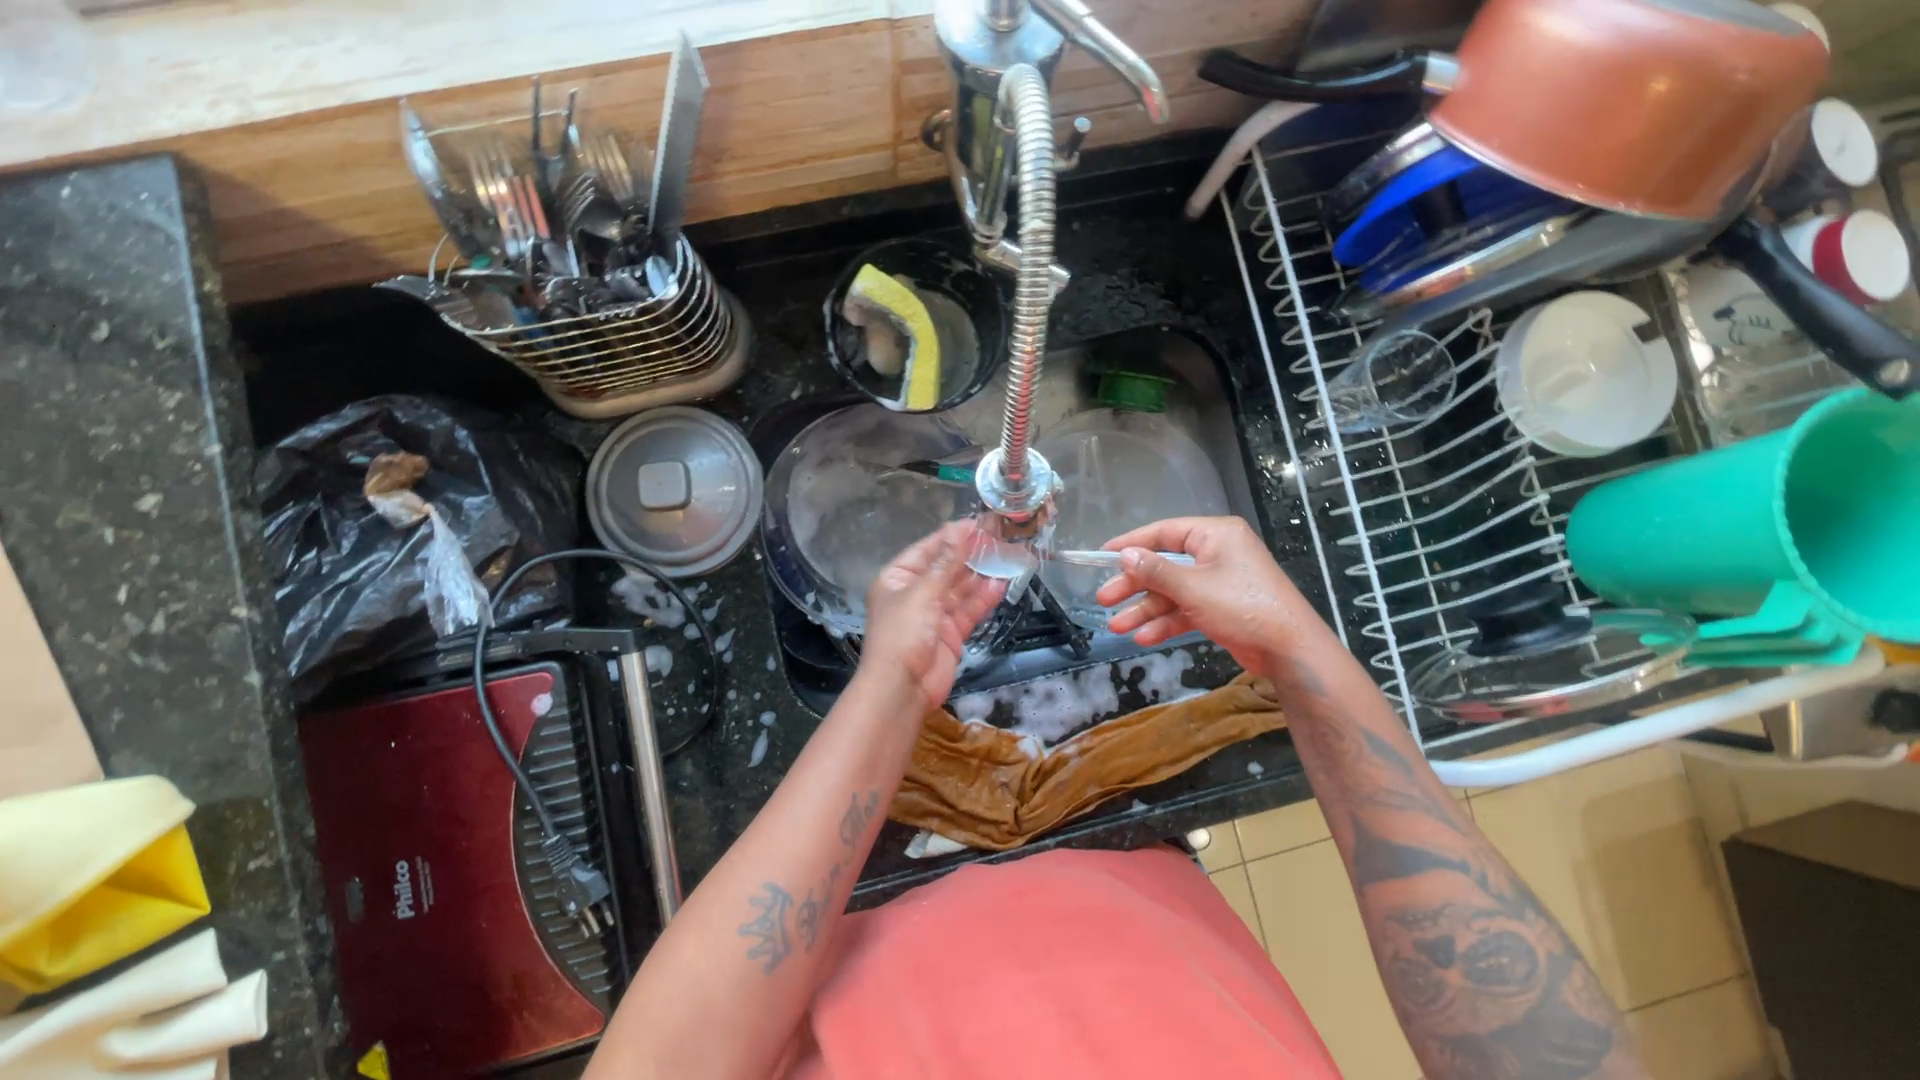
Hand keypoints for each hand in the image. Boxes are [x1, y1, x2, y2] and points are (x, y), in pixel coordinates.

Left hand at [860, 521, 1008, 707]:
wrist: (901, 689)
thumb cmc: (902, 634)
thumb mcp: (922, 593)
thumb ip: (945, 563)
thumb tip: (958, 530)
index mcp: (897, 578)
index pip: (927, 550)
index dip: (951, 536)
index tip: (977, 523)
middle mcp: (914, 593)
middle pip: (946, 568)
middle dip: (970, 555)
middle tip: (998, 537)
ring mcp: (933, 614)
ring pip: (960, 589)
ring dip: (980, 575)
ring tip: (1006, 558)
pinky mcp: (950, 633)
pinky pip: (968, 610)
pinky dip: (983, 599)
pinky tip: (1001, 585)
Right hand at [1095, 516, 1309, 676]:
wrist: (1290, 650)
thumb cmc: (1242, 607)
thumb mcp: (1193, 588)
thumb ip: (1156, 571)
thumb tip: (1125, 555)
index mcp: (1215, 536)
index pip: (1164, 532)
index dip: (1131, 544)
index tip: (1102, 556)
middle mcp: (1217, 554)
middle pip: (1164, 565)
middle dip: (1134, 585)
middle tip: (1104, 599)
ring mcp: (1219, 582)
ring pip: (1172, 592)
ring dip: (1145, 609)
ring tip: (1117, 626)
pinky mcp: (1221, 608)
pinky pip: (1186, 609)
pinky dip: (1166, 622)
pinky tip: (1144, 638)